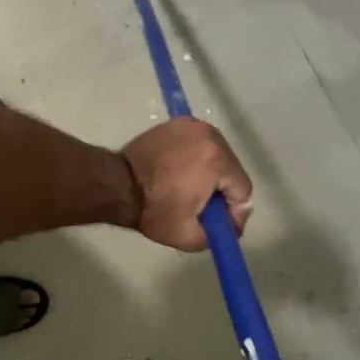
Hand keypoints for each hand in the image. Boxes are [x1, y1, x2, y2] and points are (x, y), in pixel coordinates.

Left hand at [119, 117, 252, 251]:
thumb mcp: (189, 236)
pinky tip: (181, 173)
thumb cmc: (154, 210)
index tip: (219, 223)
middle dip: (222, 191)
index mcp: (218, 160)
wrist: (117, 184)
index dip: (234, 212)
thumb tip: (230, 225)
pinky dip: (195, 158)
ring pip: (217, 155)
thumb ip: (220, 233)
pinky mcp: (177, 123)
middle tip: (203, 208)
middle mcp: (210, 136)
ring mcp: (193, 125)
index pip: (242, 190)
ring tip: (190, 189)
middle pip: (231, 170)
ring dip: (210, 173)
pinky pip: (198, 144)